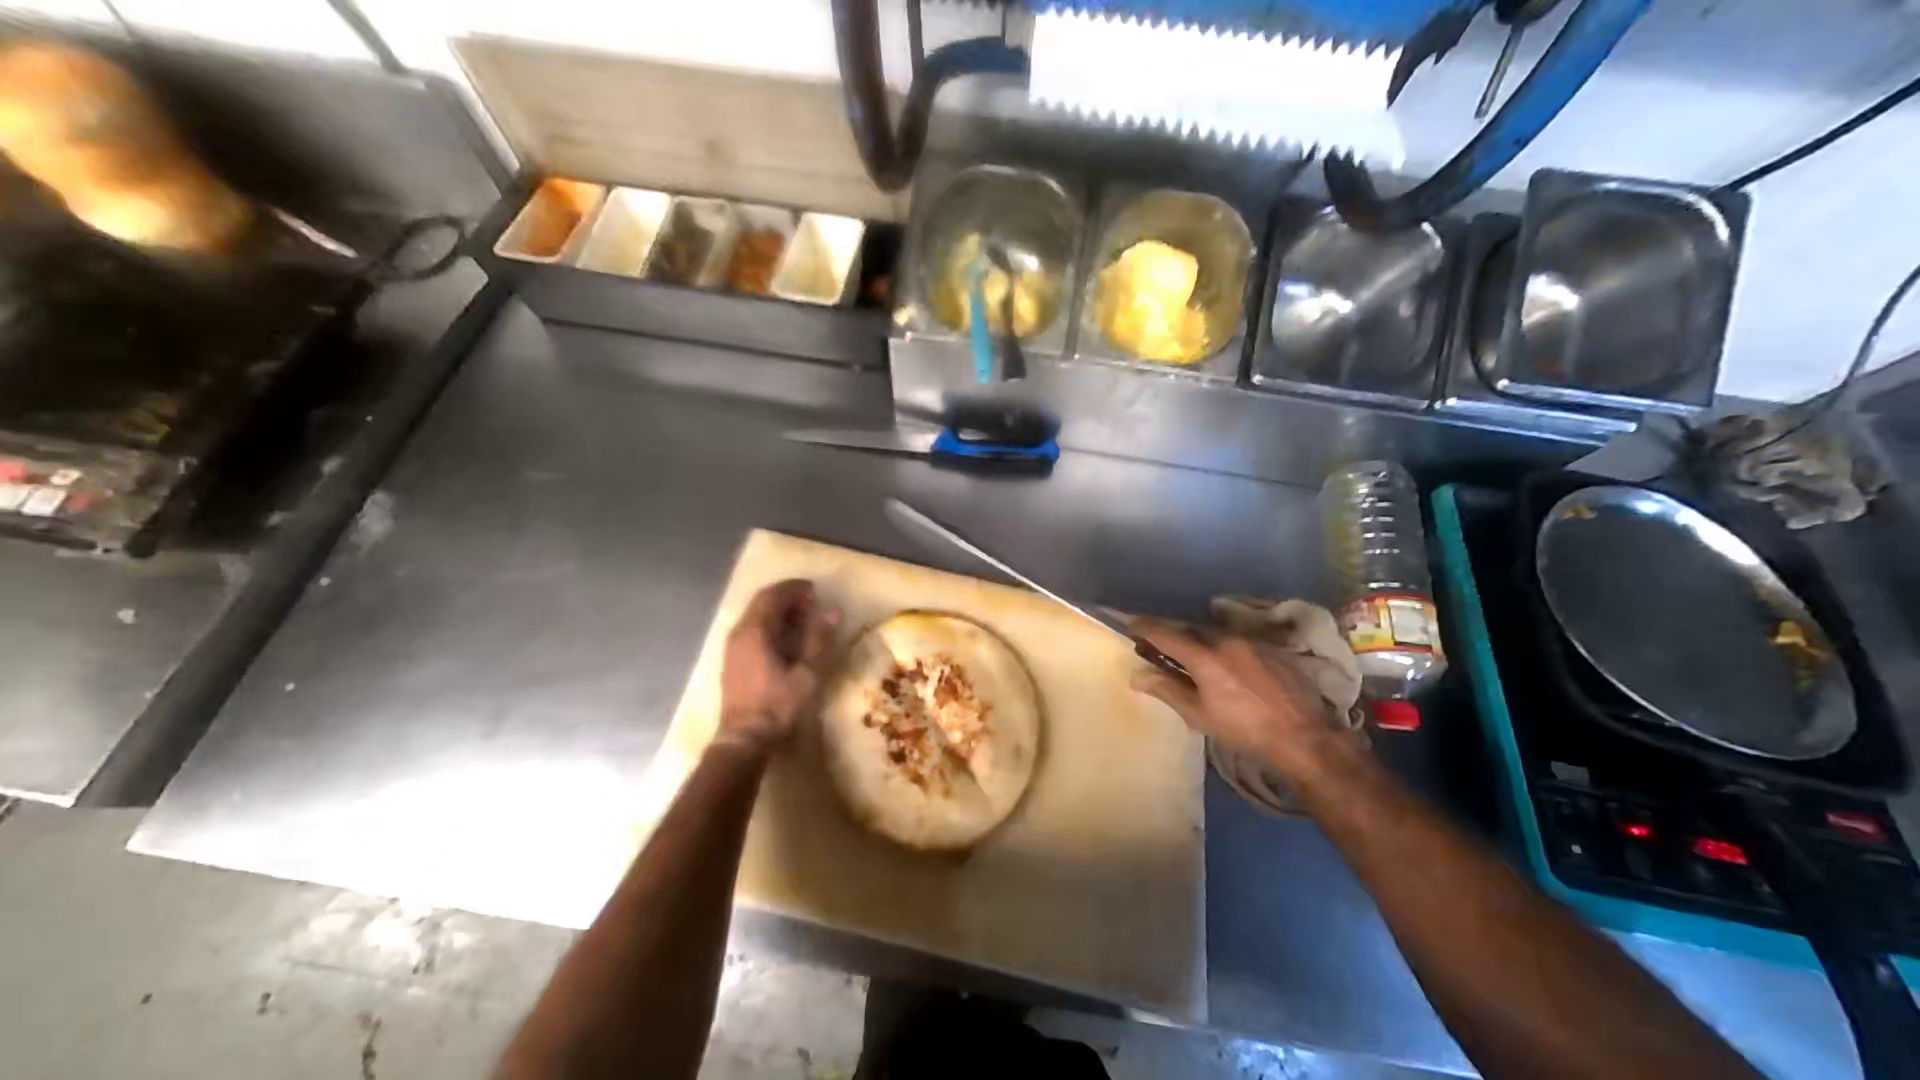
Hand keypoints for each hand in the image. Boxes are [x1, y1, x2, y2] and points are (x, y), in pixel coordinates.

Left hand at [718, 579, 839, 753]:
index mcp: (755, 632)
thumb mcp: (807, 674)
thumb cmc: (778, 707)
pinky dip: (770, 626)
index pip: (772, 595)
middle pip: (761, 603)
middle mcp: (739, 633)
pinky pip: (751, 631)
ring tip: (803, 622)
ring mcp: (732, 648)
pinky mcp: (733, 662)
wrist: (744, 740)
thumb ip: (819, 640)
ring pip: (755, 617)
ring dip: (779, 613)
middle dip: (787, 599)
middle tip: (812, 605)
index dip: (794, 588)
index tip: (815, 591)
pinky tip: (786, 642)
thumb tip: (831, 613)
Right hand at [1130, 620, 1342, 779]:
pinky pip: (1238, 639)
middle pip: (1190, 627)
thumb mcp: (1199, 715)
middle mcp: (1226, 639)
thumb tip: (1136, 675)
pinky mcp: (1272, 647)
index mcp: (1204, 656)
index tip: (1130, 624)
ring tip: (1189, 651)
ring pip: (1215, 632)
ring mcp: (1252, 641)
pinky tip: (1224, 661)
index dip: (1145, 627)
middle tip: (1156, 640)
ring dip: (1197, 637)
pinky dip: (1222, 645)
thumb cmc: (1244, 729)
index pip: (1166, 633)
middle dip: (1170, 631)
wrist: (1304, 736)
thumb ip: (1167, 690)